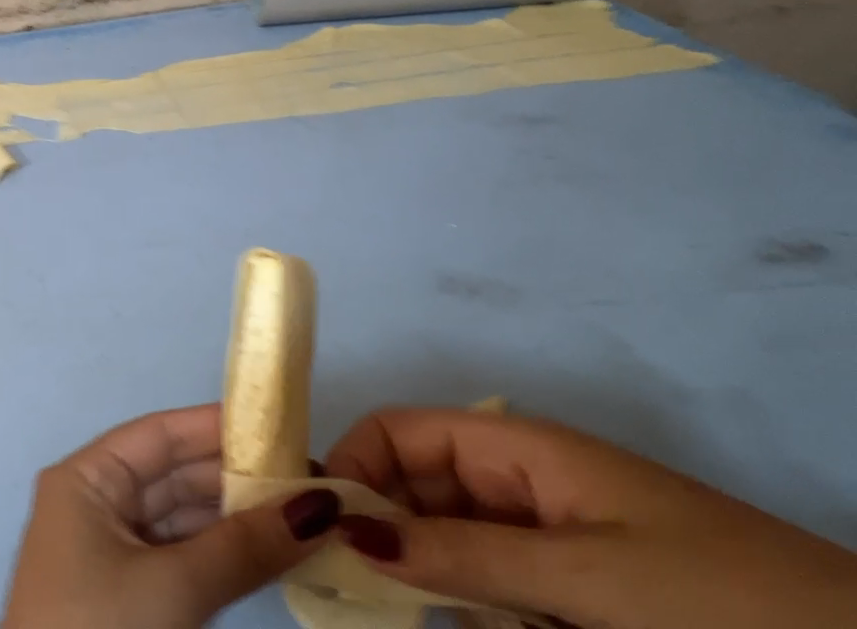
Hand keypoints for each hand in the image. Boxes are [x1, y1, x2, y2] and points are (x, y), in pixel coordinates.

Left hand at [2, 404, 343, 628]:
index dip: (219, 427)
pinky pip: (181, 554)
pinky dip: (224, 553)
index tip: (287, 427)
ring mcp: (109, 548)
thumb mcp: (175, 587)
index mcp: (86, 479)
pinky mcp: (127, 591)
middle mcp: (94, 501)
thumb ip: (246, 546)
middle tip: (318, 480)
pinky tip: (274, 551)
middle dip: (240, 475)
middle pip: (173, 472)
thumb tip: (321, 506)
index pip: (159, 434)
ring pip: (182, 516)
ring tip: (311, 514)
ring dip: (239, 517)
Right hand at [323, 408, 856, 628]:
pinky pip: (487, 578)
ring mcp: (543, 533)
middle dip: (382, 530)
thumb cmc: (716, 594)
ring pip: (444, 538)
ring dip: (425, 573)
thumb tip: (348, 531)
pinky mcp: (566, 582)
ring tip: (419, 610)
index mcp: (518, 449)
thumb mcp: (582, 575)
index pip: (399, 432)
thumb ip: (462, 553)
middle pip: (413, 486)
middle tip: (351, 586)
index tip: (325, 528)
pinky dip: (466, 601)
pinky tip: (469, 621)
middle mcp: (519, 480)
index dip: (354, 466)